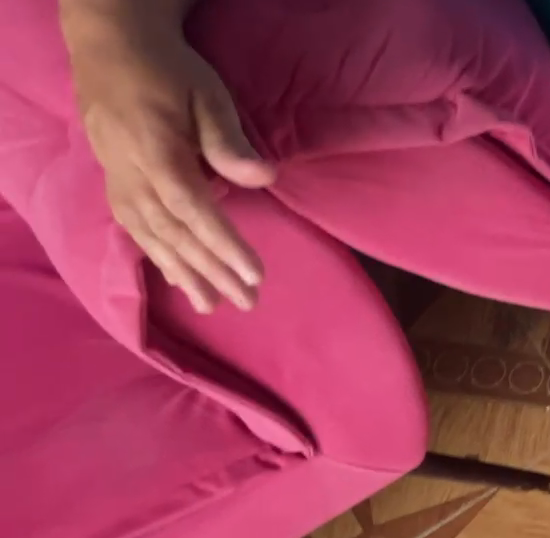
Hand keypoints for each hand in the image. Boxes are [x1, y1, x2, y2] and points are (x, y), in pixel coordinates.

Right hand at [62, 0, 274, 312]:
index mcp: (151, 147)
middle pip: (171, 229)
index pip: (190, 207)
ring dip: (181, 271)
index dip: (222, 243)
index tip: (254, 274)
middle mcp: (126, 166)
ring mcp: (114, 171)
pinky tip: (176, 278)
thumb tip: (261, 176)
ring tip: (211, 305)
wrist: (109, 42)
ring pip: (147, 232)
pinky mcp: (114, 175)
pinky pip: (132, 223)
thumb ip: (228, 140)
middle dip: (209, 269)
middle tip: (247, 301)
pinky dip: (155, 253)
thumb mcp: (207, 96)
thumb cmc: (169, 71)